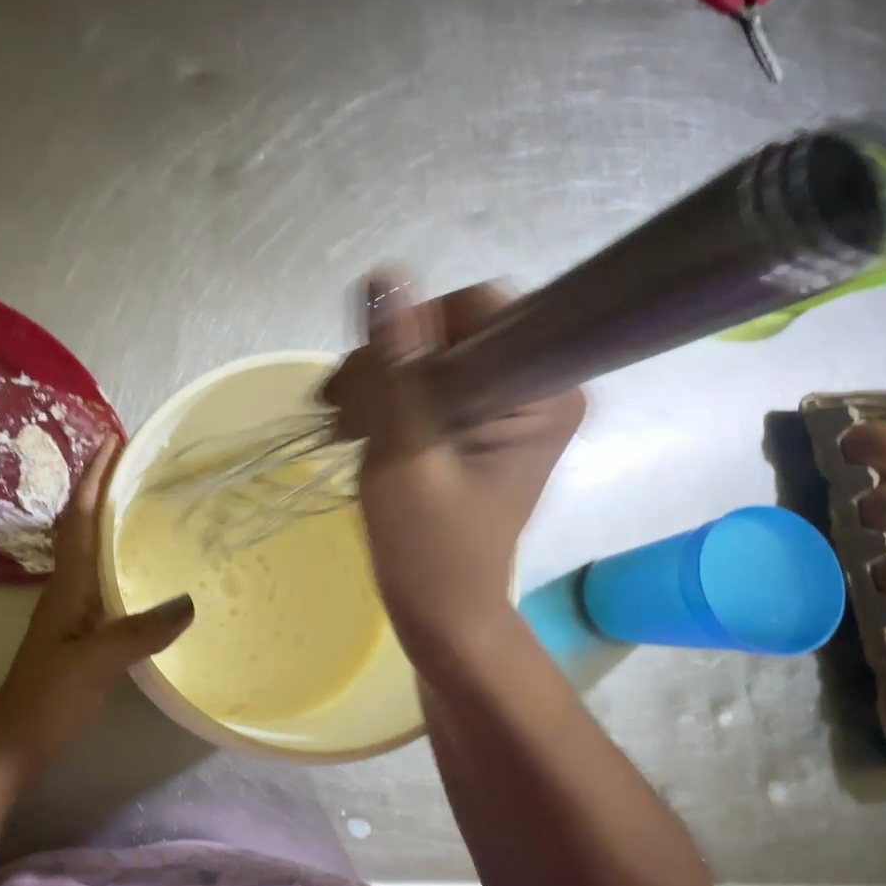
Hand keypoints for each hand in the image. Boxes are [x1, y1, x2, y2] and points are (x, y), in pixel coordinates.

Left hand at [0, 439, 194, 766]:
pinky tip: (136, 564)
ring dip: (105, 514)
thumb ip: (138, 632)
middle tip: (134, 459)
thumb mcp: (97, 663)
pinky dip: (113, 553)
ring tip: (139, 497)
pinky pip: (97, 574)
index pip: (79, 516)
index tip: (114, 438)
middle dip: (100, 485)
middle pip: (80, 522)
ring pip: (87, 546)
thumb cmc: (50, 697)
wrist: (16, 737)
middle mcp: (65, 586)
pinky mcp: (77, 629)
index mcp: (67, 584)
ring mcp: (69, 608)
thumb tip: (189, 600)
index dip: (94, 476)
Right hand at [323, 270, 584, 636]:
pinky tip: (359, 425)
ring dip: (380, 379)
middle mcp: (541, 383)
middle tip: (341, 413)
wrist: (441, 610)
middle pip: (453, 328)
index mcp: (544, 388)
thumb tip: (384, 275)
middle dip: (389, 361)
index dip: (414, 330)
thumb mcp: (405, 450)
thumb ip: (397, 365)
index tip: (369, 381)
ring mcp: (514, 402)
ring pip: (434, 352)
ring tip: (344, 426)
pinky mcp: (488, 420)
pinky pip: (433, 380)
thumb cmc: (427, 546)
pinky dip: (390, 396)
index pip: (478, 308)